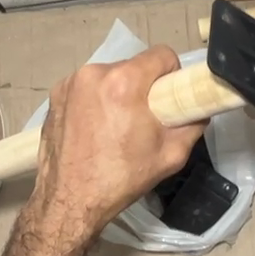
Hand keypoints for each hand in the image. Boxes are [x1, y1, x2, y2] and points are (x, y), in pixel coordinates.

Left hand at [28, 45, 206, 237]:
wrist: (70, 201)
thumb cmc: (121, 179)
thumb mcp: (171, 155)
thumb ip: (192, 125)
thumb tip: (199, 110)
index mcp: (124, 83)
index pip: (161, 54)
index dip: (171, 74)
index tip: (168, 98)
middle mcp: (94, 74)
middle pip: (133, 66)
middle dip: (142, 87)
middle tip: (143, 118)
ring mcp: (70, 83)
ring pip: (108, 76)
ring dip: (117, 93)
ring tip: (115, 126)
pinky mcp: (55, 95)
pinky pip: (86, 88)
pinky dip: (95, 101)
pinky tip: (95, 128)